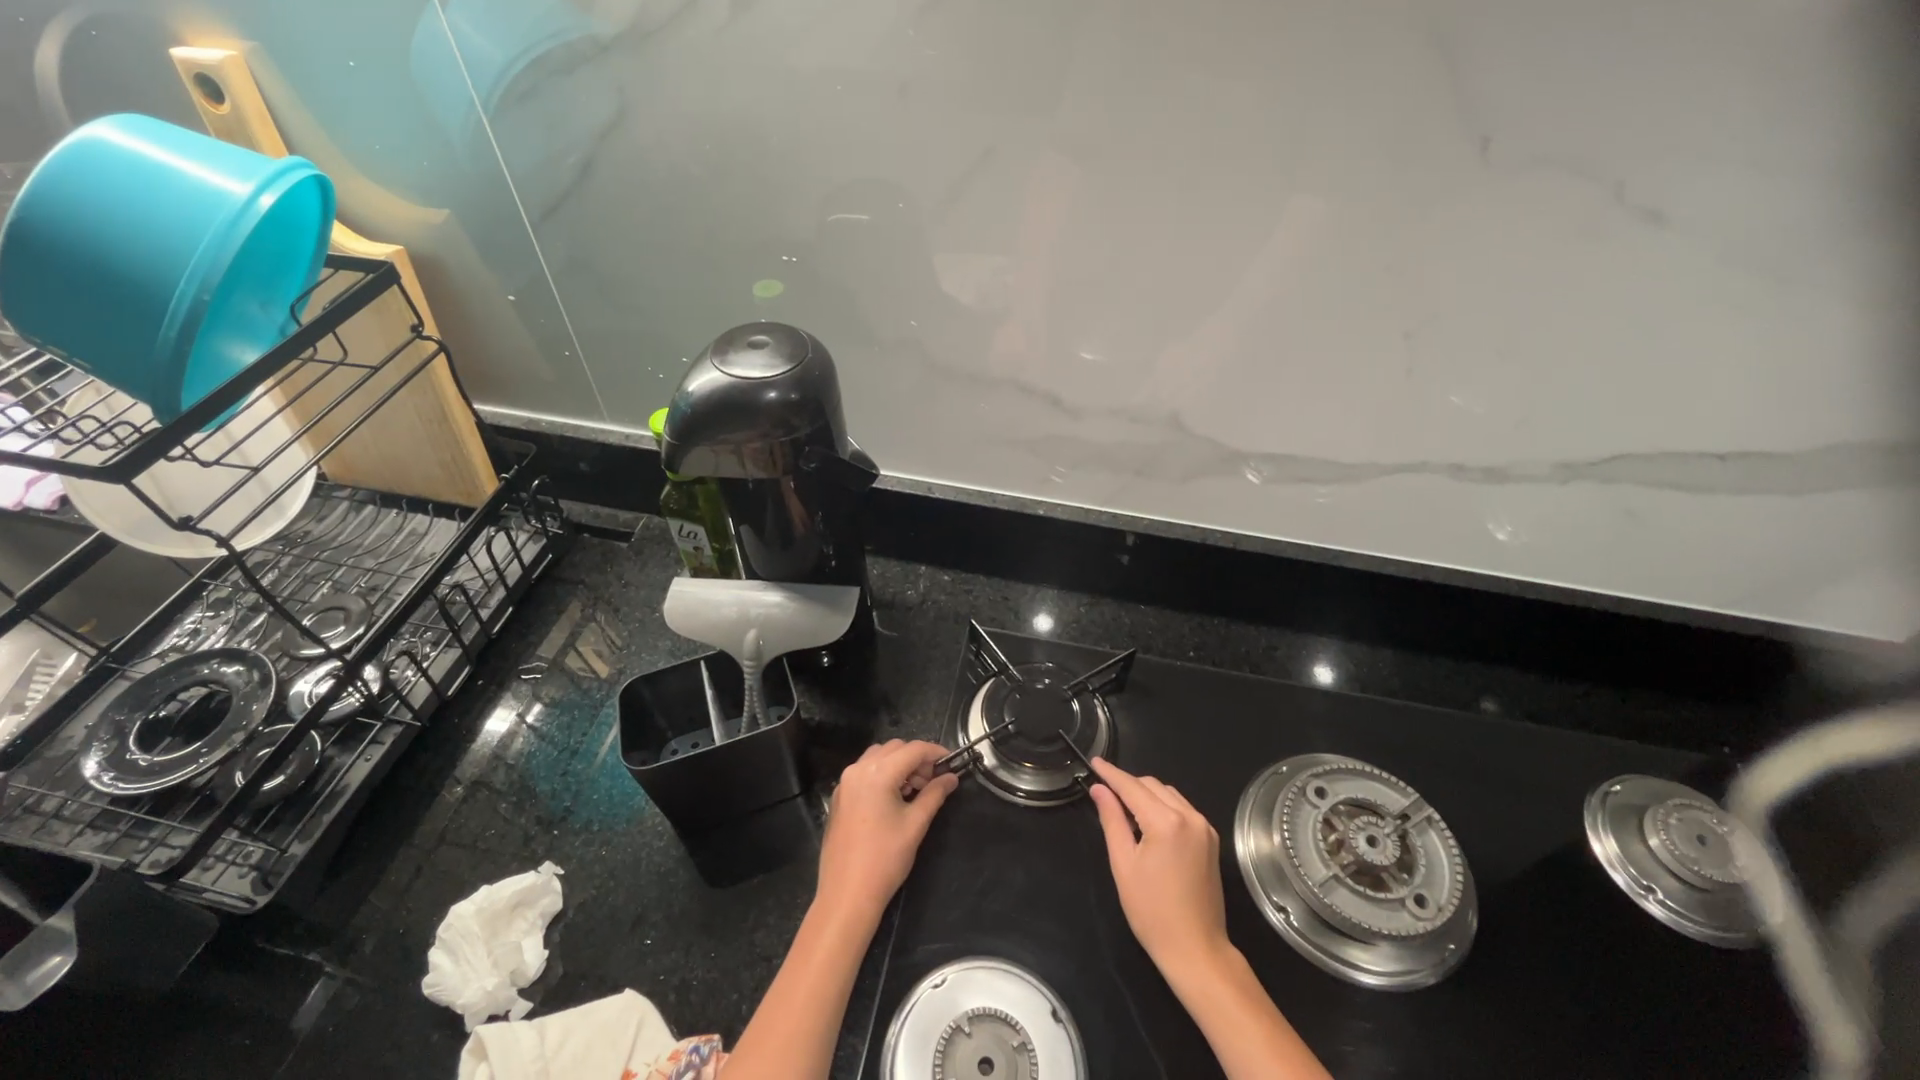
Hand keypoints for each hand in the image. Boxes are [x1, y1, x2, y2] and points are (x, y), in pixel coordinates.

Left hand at [816, 740, 960, 921]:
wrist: (847, 892)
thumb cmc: (885, 858)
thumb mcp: (916, 824)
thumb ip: (935, 794)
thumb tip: (951, 778)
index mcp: (877, 774)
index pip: (913, 749)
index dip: (936, 753)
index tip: (952, 764)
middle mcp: (857, 770)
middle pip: (894, 749)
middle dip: (917, 759)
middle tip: (934, 782)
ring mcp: (844, 783)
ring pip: (878, 758)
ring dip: (900, 766)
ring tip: (915, 791)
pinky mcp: (839, 798)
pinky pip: (864, 773)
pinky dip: (883, 775)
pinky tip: (894, 799)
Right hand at [1089, 757, 1230, 972]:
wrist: (1195, 947)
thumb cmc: (1151, 910)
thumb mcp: (1123, 863)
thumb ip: (1112, 820)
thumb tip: (1099, 790)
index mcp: (1166, 822)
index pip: (1132, 787)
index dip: (1111, 774)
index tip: (1094, 761)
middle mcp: (1190, 817)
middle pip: (1153, 786)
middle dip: (1128, 785)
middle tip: (1103, 792)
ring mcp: (1205, 828)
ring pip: (1169, 795)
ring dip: (1146, 795)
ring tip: (1123, 809)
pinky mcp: (1211, 841)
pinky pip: (1183, 810)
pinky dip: (1163, 807)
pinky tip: (1148, 823)